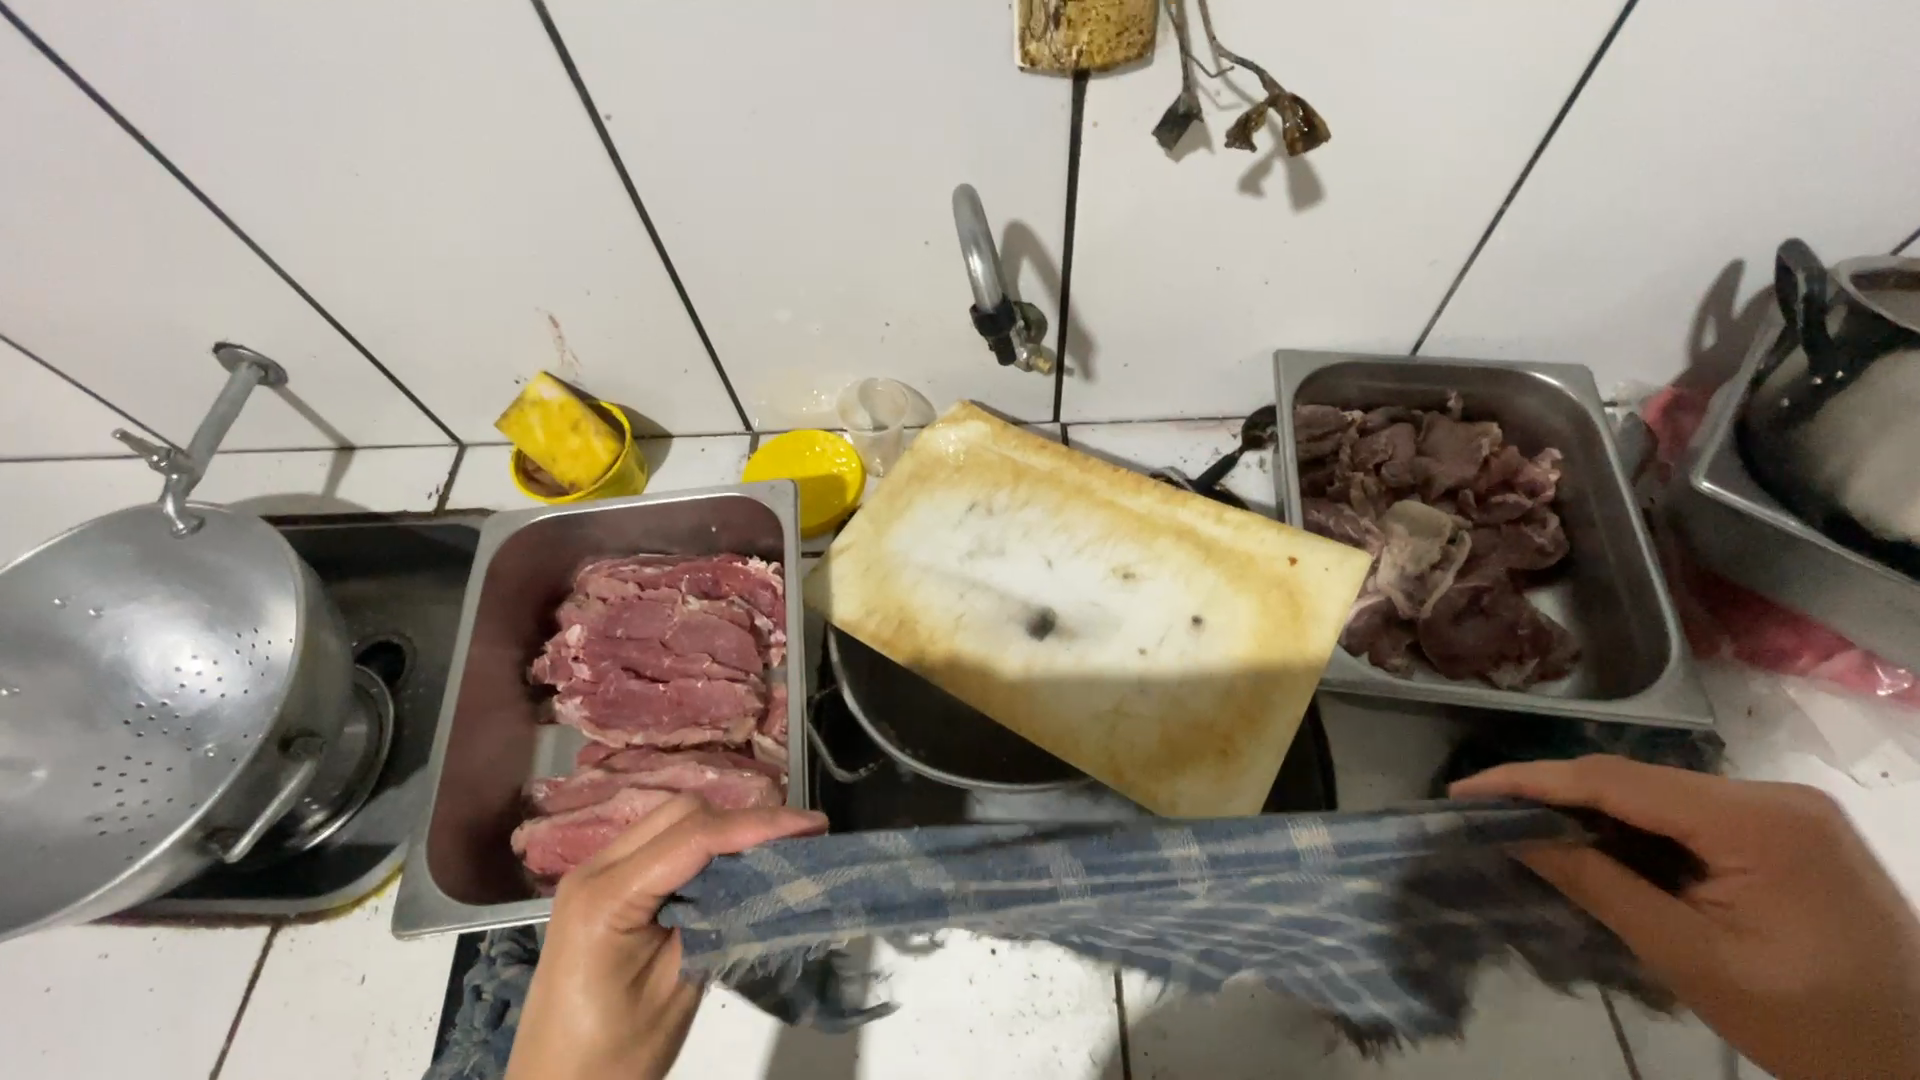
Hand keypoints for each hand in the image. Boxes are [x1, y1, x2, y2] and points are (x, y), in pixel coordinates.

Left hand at [505, 795, 828, 1079]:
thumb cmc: (613, 1057)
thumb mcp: (677, 988)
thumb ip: (719, 920)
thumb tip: (768, 876)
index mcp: (606, 896)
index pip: (696, 837)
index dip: (760, 825)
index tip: (813, 826)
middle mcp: (595, 868)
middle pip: (684, 814)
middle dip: (745, 819)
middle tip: (800, 839)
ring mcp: (595, 873)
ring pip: (674, 820)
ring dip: (726, 827)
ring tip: (778, 846)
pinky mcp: (605, 885)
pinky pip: (662, 843)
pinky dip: (704, 844)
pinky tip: (736, 861)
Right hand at [1452, 755, 1919, 1079]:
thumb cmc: (1818, 1027)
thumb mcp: (1693, 959)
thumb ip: (1599, 885)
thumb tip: (1514, 834)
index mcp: (1758, 822)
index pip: (1613, 780)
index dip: (1528, 780)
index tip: (1463, 790)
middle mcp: (1772, 795)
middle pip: (1631, 779)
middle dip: (1552, 793)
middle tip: (1485, 813)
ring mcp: (1782, 809)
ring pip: (1651, 791)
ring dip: (1587, 809)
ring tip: (1524, 826)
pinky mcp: (1783, 829)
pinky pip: (1681, 810)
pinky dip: (1629, 825)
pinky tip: (1593, 843)